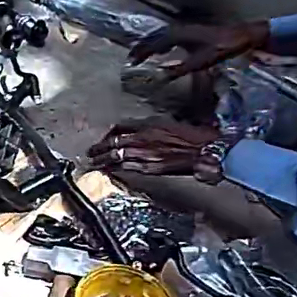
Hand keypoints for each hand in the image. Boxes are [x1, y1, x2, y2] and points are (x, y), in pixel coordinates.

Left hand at [87, 119, 220, 176]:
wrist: (208, 151)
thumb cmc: (196, 138)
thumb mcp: (173, 125)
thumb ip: (156, 129)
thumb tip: (146, 132)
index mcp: (150, 126)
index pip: (121, 128)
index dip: (109, 134)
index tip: (104, 138)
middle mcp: (144, 139)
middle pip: (114, 143)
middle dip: (99, 148)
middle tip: (89, 152)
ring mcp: (145, 154)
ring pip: (116, 157)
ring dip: (102, 160)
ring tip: (92, 163)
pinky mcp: (149, 168)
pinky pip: (126, 168)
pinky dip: (114, 169)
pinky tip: (107, 171)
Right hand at [128, 19, 271, 78]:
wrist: (243, 35)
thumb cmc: (222, 48)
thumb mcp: (200, 62)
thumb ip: (178, 69)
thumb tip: (159, 77)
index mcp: (178, 34)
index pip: (153, 43)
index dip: (141, 52)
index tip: (130, 61)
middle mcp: (179, 29)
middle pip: (155, 37)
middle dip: (142, 47)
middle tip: (131, 58)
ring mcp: (186, 28)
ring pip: (162, 36)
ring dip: (151, 45)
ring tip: (142, 54)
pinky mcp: (192, 31)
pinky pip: (170, 36)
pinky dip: (161, 43)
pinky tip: (162, 50)